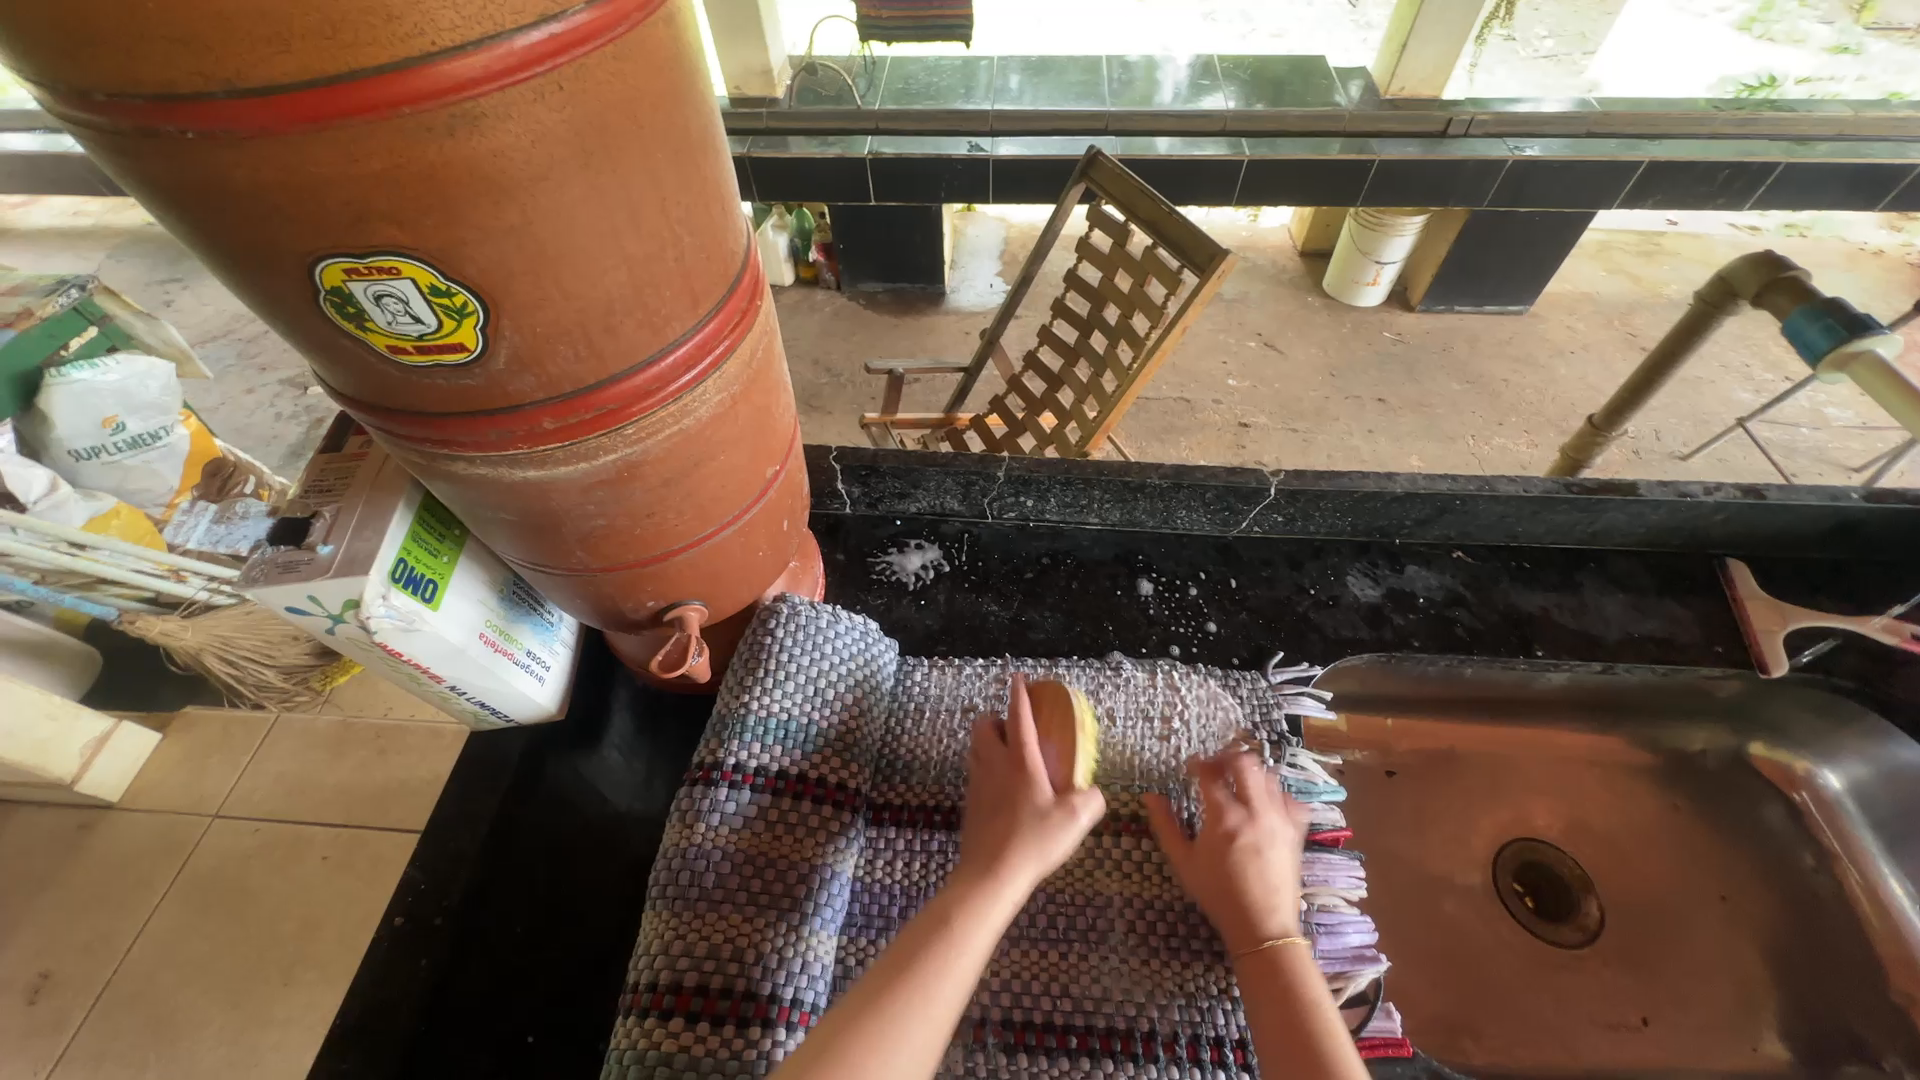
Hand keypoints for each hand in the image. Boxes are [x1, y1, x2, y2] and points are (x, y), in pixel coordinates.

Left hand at [954, 674, 1107, 898]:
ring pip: (975, 748)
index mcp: (1020, 760)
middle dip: (995, 718)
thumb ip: (1091, 800)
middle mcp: (994, 764)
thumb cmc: (1033, 841)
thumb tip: (1095, 793)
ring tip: (1008, 756)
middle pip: (983, 725)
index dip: (1019, 694)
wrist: (991, 874)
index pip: (1017, 716)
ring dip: (988, 742)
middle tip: (1014, 728)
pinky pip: (975, 773)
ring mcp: (976, 783)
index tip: (1019, 678)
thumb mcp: (1074, 820)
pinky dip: (985, 769)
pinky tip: (1002, 790)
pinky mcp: (969, 804)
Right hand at [1145, 749, 1311, 955]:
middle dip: (1226, 757)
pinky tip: (1263, 803)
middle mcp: (1255, 810)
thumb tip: (1149, 796)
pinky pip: (1290, 799)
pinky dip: (1276, 793)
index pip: (1211, 772)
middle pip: (1245, 762)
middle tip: (1215, 767)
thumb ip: (1165, 824)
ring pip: (1268, 776)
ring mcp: (1279, 819)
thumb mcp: (1183, 861)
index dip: (1198, 764)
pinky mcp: (1296, 831)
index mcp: (1224, 816)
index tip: (1190, 768)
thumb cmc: (1217, 894)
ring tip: (1236, 783)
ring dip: (1250, 773)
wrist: (1262, 926)